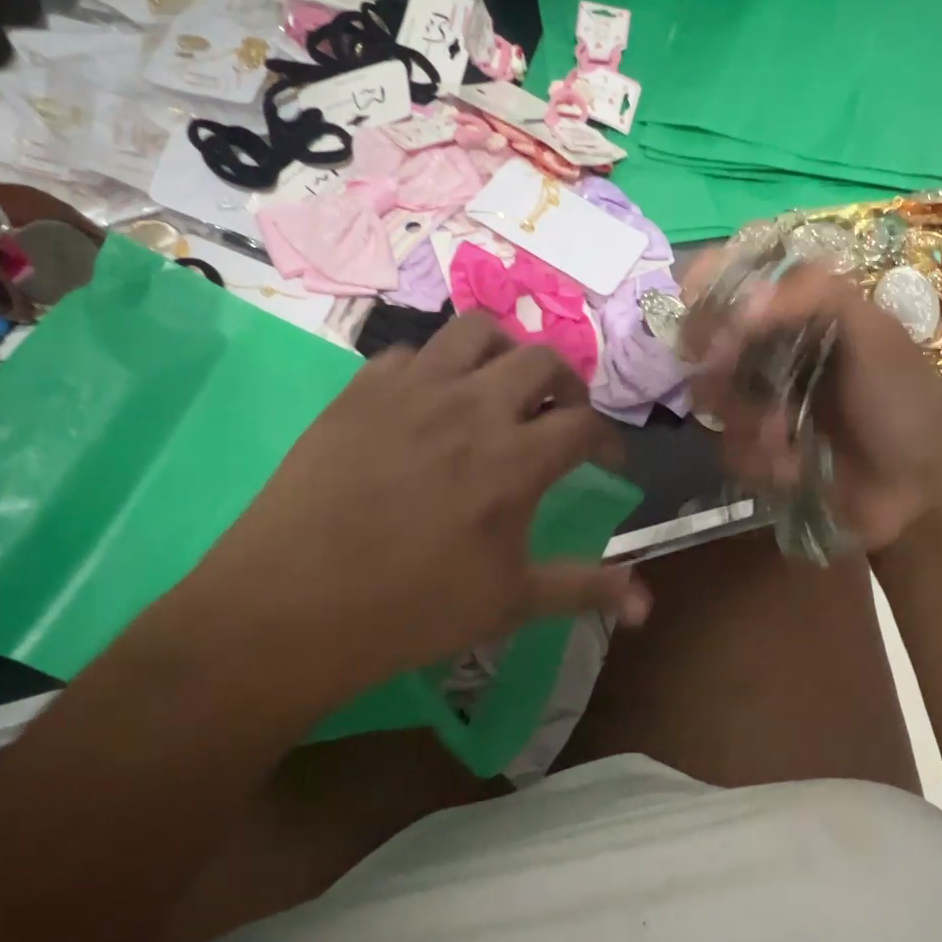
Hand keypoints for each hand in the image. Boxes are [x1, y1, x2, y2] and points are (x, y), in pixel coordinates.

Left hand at [155, 312, 649, 698]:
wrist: (293, 606)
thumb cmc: (412, 610)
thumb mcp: (510, 603)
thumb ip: (584, 588)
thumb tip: (648, 604)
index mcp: (516, 460)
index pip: (586, 423)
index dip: (608, 440)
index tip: (607, 463)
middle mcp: (471, 408)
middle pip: (542, 360)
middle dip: (566, 385)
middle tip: (559, 418)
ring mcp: (411, 391)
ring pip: (476, 331)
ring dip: (503, 354)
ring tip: (499, 389)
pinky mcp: (359, 391)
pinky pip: (411, 353)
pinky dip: (436, 369)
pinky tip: (429, 406)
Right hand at [687, 264, 941, 551]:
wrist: (919, 496)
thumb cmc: (903, 409)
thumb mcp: (874, 337)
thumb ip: (814, 296)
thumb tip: (743, 301)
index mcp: (813, 317)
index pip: (747, 286)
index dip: (714, 291)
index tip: (691, 304)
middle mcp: (785, 355)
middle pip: (717, 344)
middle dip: (720, 366)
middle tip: (724, 378)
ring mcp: (772, 405)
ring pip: (717, 400)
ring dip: (743, 421)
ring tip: (781, 440)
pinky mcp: (766, 453)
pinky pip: (730, 448)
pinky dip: (756, 460)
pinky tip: (791, 470)